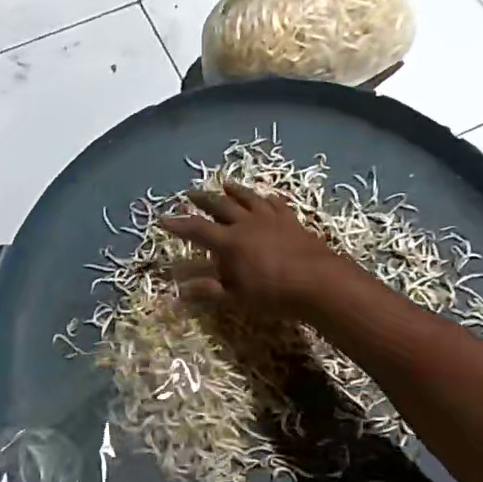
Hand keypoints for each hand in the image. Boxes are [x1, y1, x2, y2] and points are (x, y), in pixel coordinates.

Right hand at [160, 182, 360, 319]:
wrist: (319, 282)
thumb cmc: (274, 294)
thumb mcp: (238, 297)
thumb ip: (210, 290)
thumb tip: (180, 291)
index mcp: (229, 242)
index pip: (196, 229)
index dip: (178, 224)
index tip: (163, 217)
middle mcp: (247, 223)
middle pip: (220, 206)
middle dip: (203, 199)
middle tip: (190, 193)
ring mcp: (271, 219)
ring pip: (248, 198)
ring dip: (235, 190)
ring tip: (225, 184)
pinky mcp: (292, 220)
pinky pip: (276, 204)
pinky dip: (267, 198)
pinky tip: (266, 196)